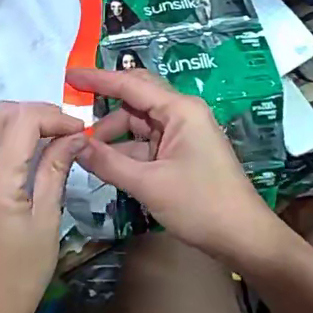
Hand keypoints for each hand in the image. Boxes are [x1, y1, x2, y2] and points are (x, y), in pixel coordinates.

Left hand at [0, 101, 84, 312]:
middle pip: (3, 113)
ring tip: (53, 135)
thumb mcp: (48, 219)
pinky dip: (7, 131)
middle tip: (68, 130)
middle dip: (39, 112)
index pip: (22, 120)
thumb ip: (56, 169)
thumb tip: (75, 136)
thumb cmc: (23, 272)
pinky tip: (31, 146)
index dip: (55, 116)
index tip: (80, 130)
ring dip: (22, 118)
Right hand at [68, 68, 290, 269]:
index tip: (69, 76)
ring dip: (113, 134)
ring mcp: (184, 133)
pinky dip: (126, 150)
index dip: (97, 79)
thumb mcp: (148, 184)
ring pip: (139, 123)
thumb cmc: (200, 205)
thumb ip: (108, 163)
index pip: (131, 85)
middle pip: (136, 99)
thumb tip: (73, 146)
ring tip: (82, 149)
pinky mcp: (182, 152)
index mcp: (180, 110)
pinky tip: (104, 162)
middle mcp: (182, 114)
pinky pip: (148, 142)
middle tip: (71, 110)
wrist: (243, 236)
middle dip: (104, 105)